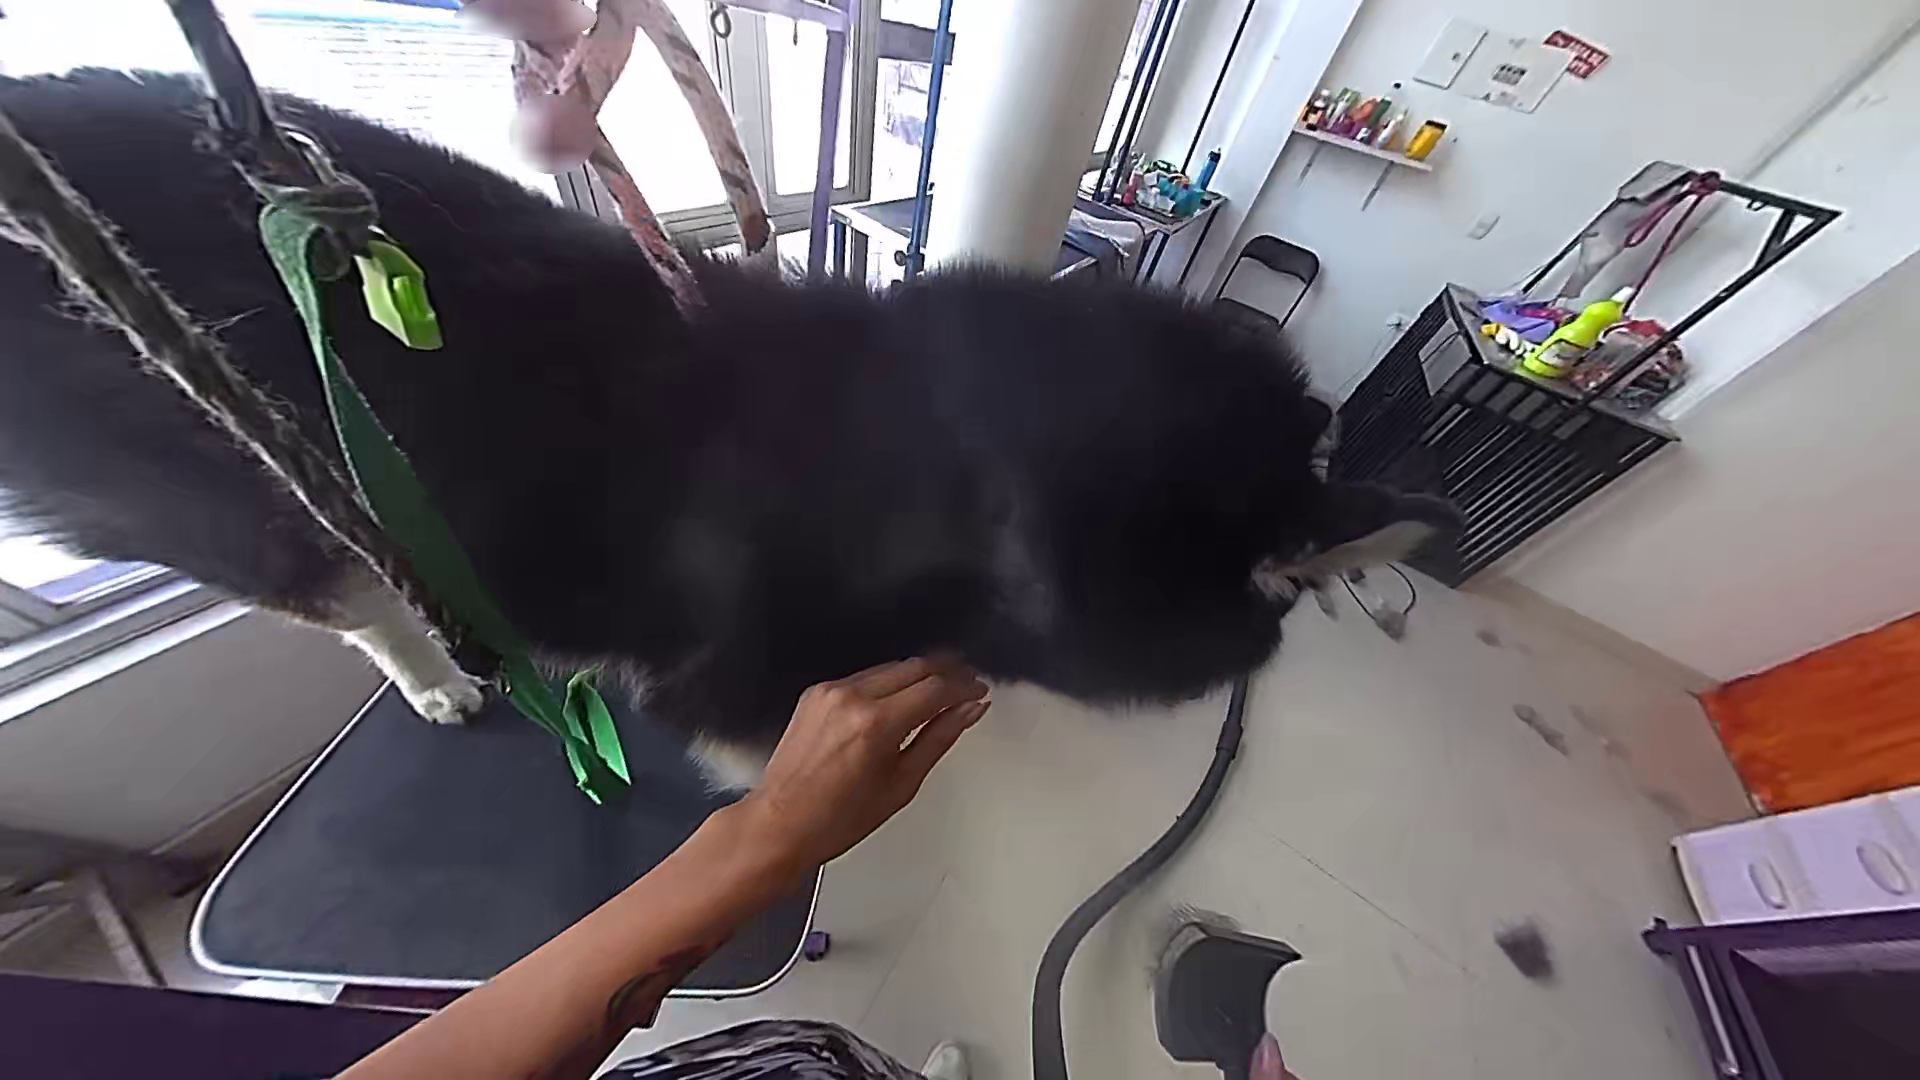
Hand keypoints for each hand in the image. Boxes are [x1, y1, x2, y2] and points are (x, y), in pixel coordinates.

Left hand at [727, 657, 989, 870]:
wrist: (777, 824)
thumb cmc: (837, 819)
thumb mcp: (901, 784)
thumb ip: (939, 738)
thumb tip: (969, 710)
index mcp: (876, 724)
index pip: (935, 688)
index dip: (964, 686)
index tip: (979, 691)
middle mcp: (852, 697)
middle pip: (915, 666)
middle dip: (947, 672)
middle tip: (966, 685)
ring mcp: (831, 690)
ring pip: (891, 666)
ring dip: (920, 674)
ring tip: (940, 690)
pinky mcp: (817, 691)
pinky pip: (865, 675)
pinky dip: (889, 682)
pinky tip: (900, 696)